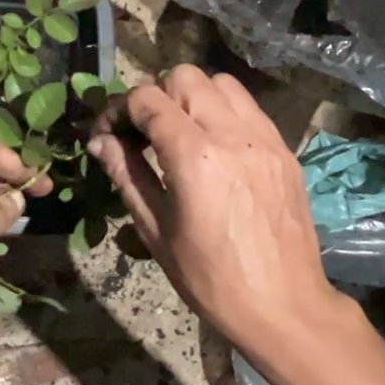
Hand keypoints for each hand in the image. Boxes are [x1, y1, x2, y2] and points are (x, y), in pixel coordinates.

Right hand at [89, 66, 341, 352]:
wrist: (284, 306)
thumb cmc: (211, 279)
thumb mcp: (157, 231)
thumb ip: (127, 175)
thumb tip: (100, 141)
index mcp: (195, 157)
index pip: (148, 100)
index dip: (119, 109)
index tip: (109, 133)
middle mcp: (232, 135)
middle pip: (185, 78)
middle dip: (157, 97)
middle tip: (146, 134)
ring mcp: (264, 139)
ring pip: (221, 84)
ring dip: (193, 97)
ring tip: (181, 134)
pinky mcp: (284, 150)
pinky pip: (249, 108)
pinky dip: (223, 112)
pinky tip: (214, 147)